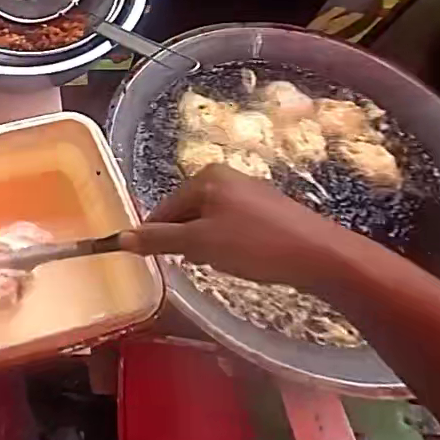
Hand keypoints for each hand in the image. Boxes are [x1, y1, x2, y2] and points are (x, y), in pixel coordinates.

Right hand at [119, 164, 373, 290]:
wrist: (318, 255)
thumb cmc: (253, 245)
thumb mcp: (199, 244)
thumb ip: (159, 239)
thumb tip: (121, 238)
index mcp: (206, 177)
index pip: (165, 207)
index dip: (157, 236)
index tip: (158, 262)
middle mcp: (225, 176)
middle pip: (187, 212)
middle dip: (187, 240)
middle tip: (198, 264)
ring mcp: (248, 190)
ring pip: (209, 221)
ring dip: (207, 244)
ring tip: (223, 264)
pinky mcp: (267, 207)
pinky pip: (232, 224)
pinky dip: (229, 243)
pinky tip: (242, 260)